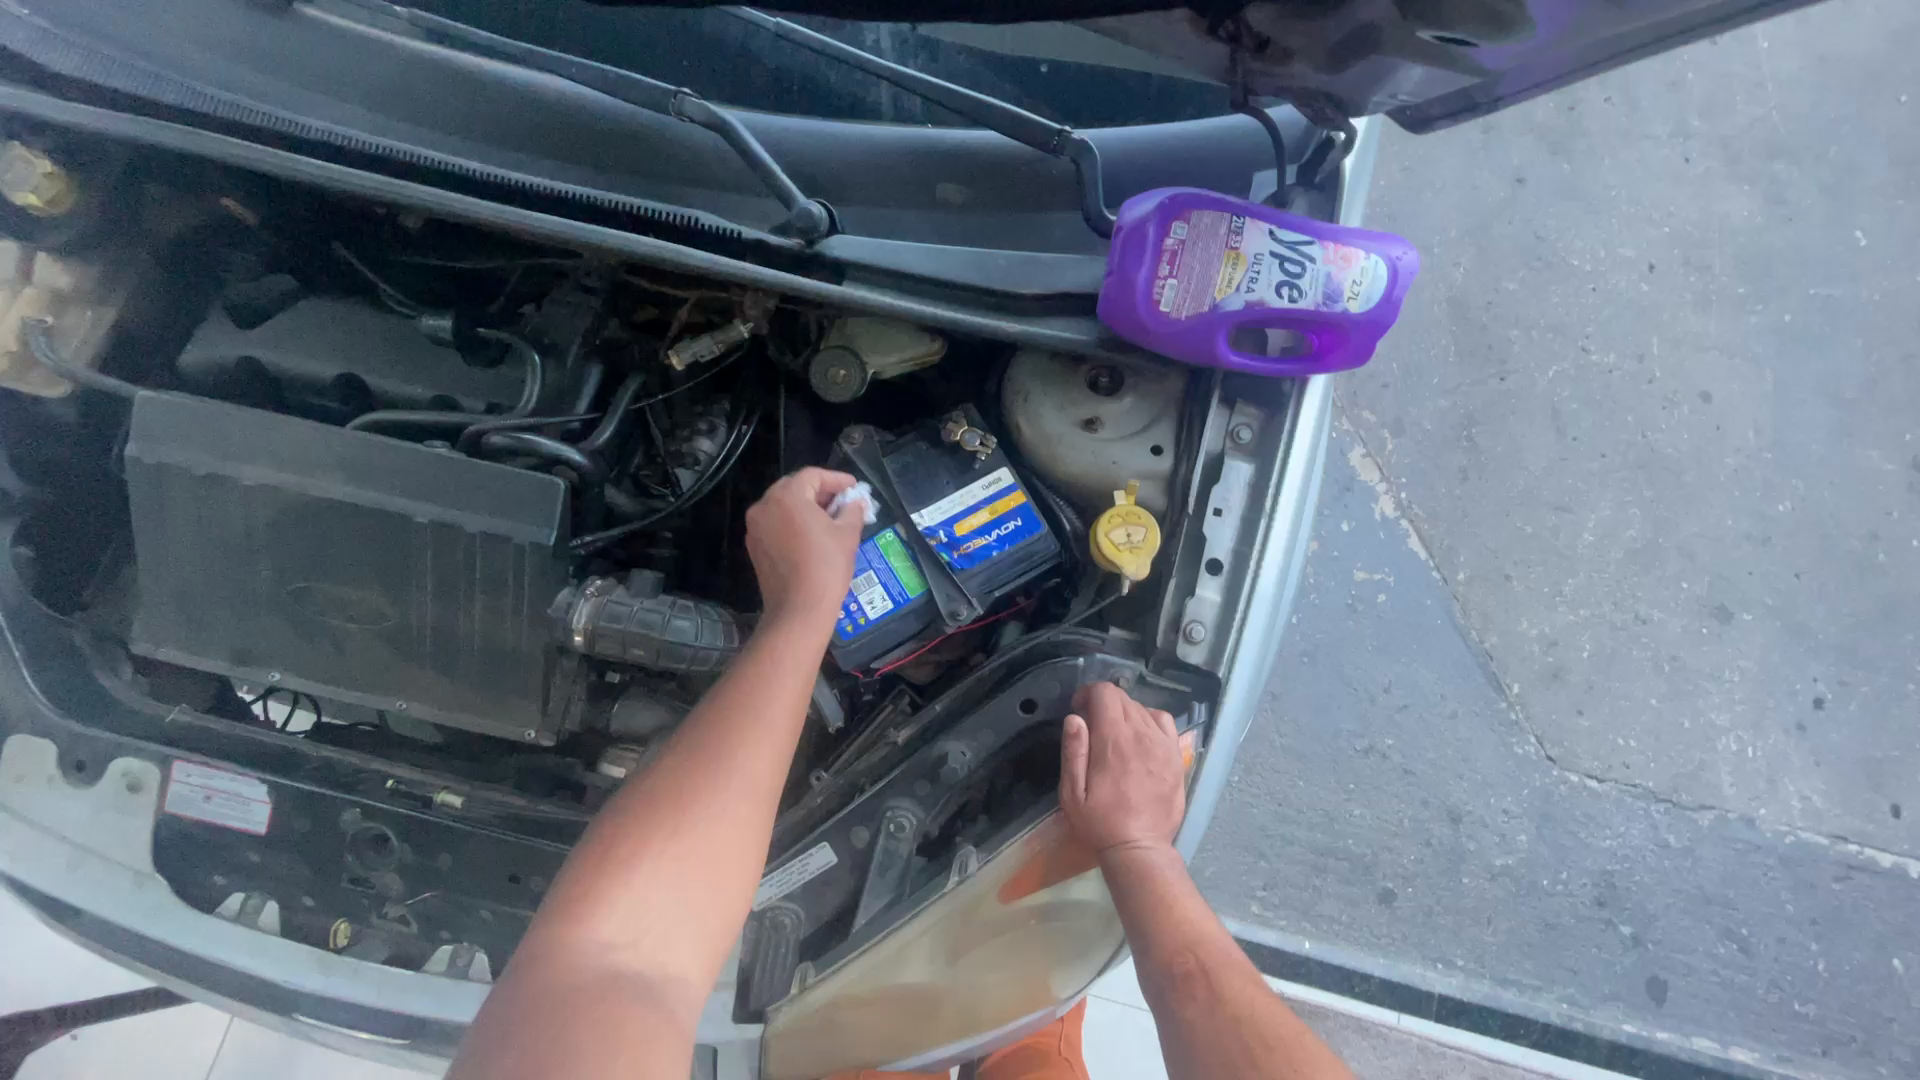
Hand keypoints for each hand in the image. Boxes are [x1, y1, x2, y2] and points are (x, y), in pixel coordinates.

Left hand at [745, 467, 867, 628]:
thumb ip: (853, 510)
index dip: (836, 479)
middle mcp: (765, 506)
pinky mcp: (754, 546)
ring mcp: (755, 527)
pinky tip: (811, 536)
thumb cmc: (827, 566)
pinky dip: (792, 523)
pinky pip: (775, 524)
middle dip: (820, 492)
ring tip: (830, 519)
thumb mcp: (847, 534)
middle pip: (794, 487)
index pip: (813, 475)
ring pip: (782, 506)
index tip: (854, 487)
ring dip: (806, 507)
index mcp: (787, 497)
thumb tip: (857, 502)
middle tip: (842, 501)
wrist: (799, 609)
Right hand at [1059, 682, 1185, 858]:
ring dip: (1124, 711)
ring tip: (1115, 732)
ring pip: (1142, 708)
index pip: (1105, 693)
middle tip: (1092, 724)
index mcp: (1113, 740)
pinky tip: (1141, 736)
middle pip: (1123, 698)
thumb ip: (1073, 751)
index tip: (1078, 709)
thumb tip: (1074, 718)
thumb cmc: (1100, 822)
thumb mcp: (1072, 793)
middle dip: (1103, 702)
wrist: (1140, 849)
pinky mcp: (1175, 757)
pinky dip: (1149, 720)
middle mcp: (1141, 735)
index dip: (1087, 693)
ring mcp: (1163, 745)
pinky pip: (1164, 722)